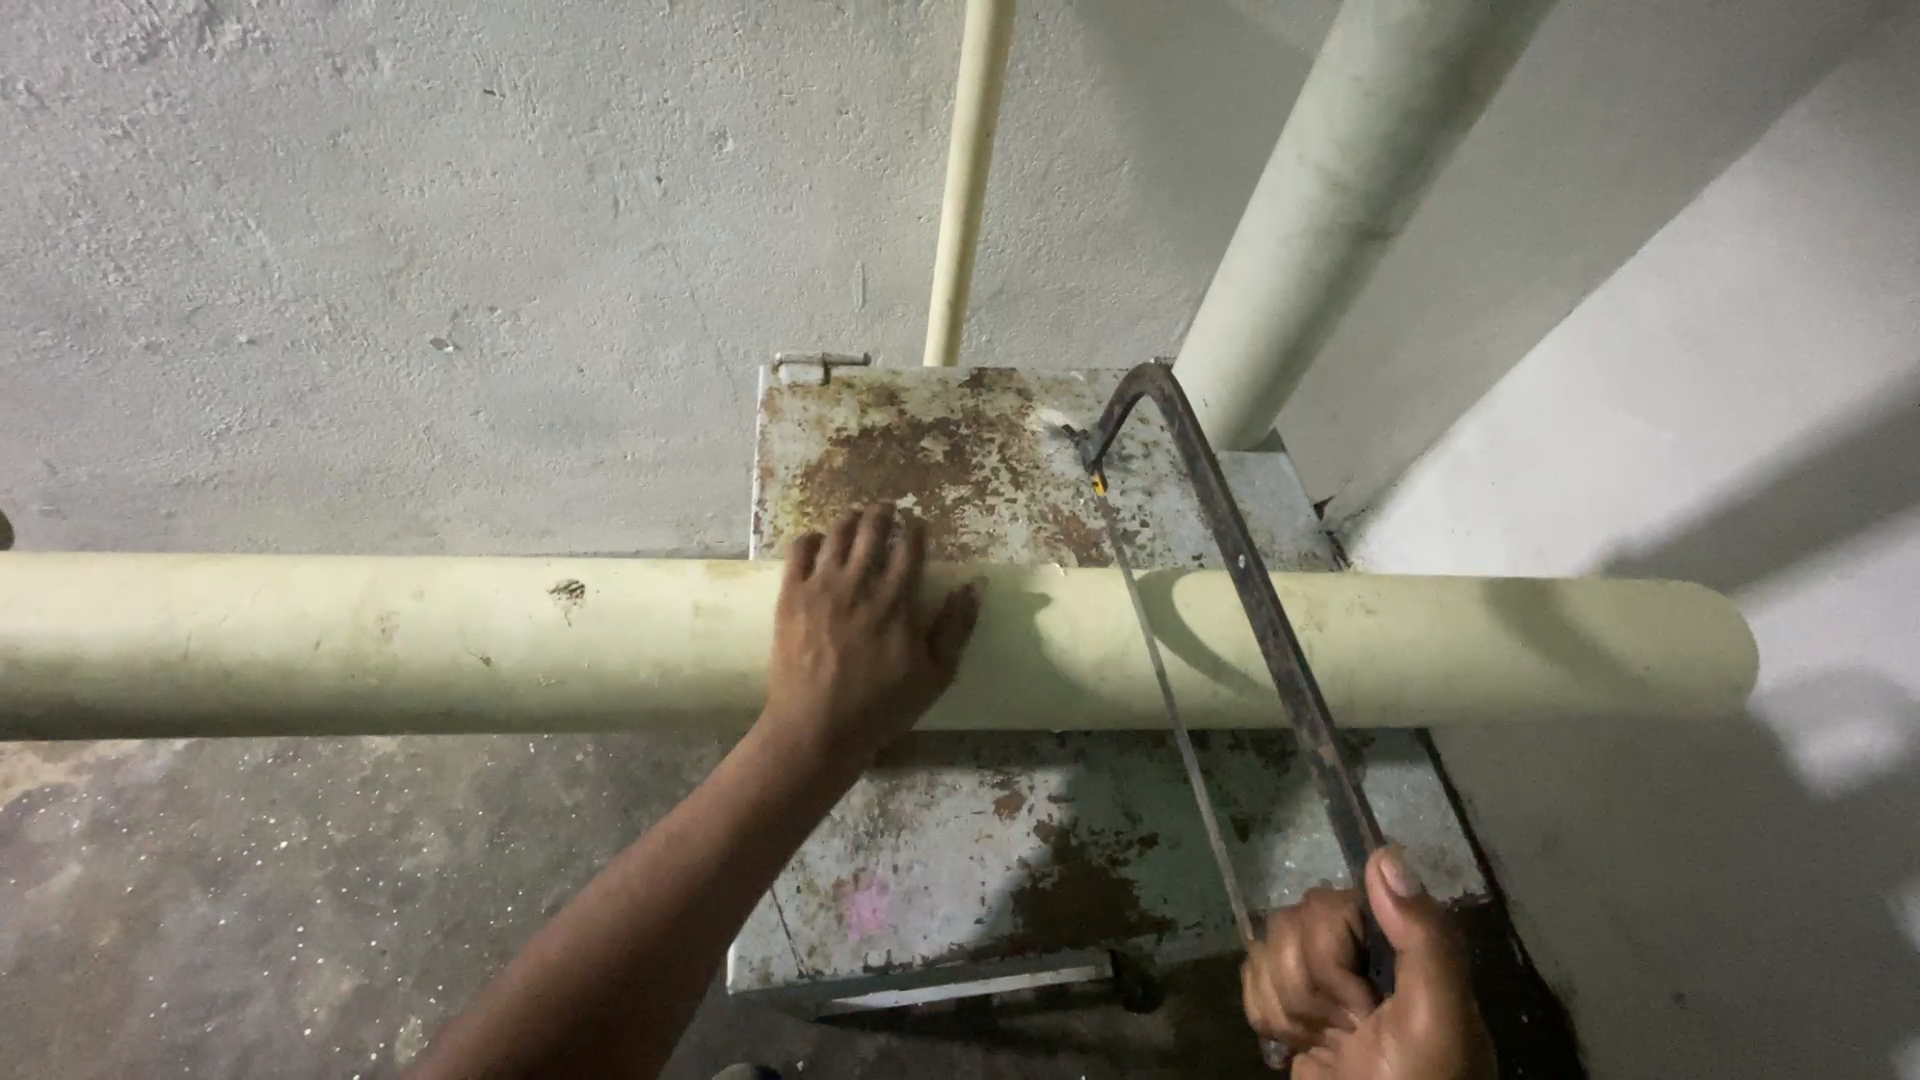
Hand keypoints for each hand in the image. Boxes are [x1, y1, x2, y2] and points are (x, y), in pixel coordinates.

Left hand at [762, 503, 982, 767]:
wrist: (815, 729)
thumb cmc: (881, 707)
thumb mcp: (935, 675)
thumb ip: (956, 626)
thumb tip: (975, 584)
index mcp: (898, 601)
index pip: (910, 546)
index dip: (916, 529)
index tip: (919, 525)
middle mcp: (859, 584)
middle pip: (872, 529)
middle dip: (884, 514)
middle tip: (888, 511)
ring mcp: (820, 587)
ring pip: (836, 532)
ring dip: (851, 519)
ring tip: (857, 518)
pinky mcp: (790, 596)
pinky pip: (798, 550)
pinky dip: (811, 538)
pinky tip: (818, 542)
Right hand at [1242, 846, 1494, 1079]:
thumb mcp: (1437, 1023)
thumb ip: (1425, 940)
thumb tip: (1388, 853)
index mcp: (1398, 943)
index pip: (1328, 903)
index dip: (1331, 951)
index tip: (1362, 1000)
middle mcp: (1358, 948)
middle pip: (1290, 924)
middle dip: (1310, 988)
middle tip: (1350, 1030)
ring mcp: (1319, 975)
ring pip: (1265, 949)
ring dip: (1290, 1008)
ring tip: (1330, 1043)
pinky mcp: (1287, 998)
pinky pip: (1250, 976)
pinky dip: (1270, 1015)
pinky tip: (1303, 1043)